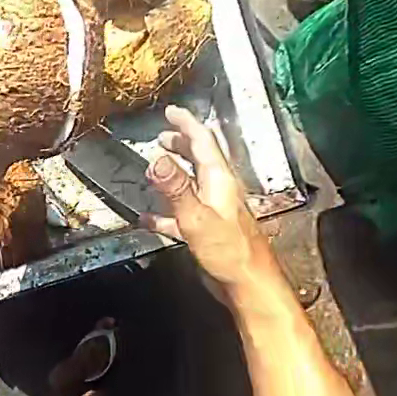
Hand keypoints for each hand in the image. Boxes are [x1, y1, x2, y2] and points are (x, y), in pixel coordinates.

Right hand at [141, 105, 277, 299]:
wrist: (247, 283)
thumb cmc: (230, 252)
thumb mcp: (197, 217)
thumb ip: (176, 188)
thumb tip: (156, 160)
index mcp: (219, 181)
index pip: (203, 142)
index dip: (186, 124)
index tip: (171, 112)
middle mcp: (219, 191)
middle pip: (200, 158)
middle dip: (182, 143)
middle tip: (163, 135)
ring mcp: (214, 210)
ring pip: (191, 183)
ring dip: (175, 172)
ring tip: (157, 166)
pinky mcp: (206, 230)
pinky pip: (181, 214)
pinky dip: (164, 211)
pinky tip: (149, 219)